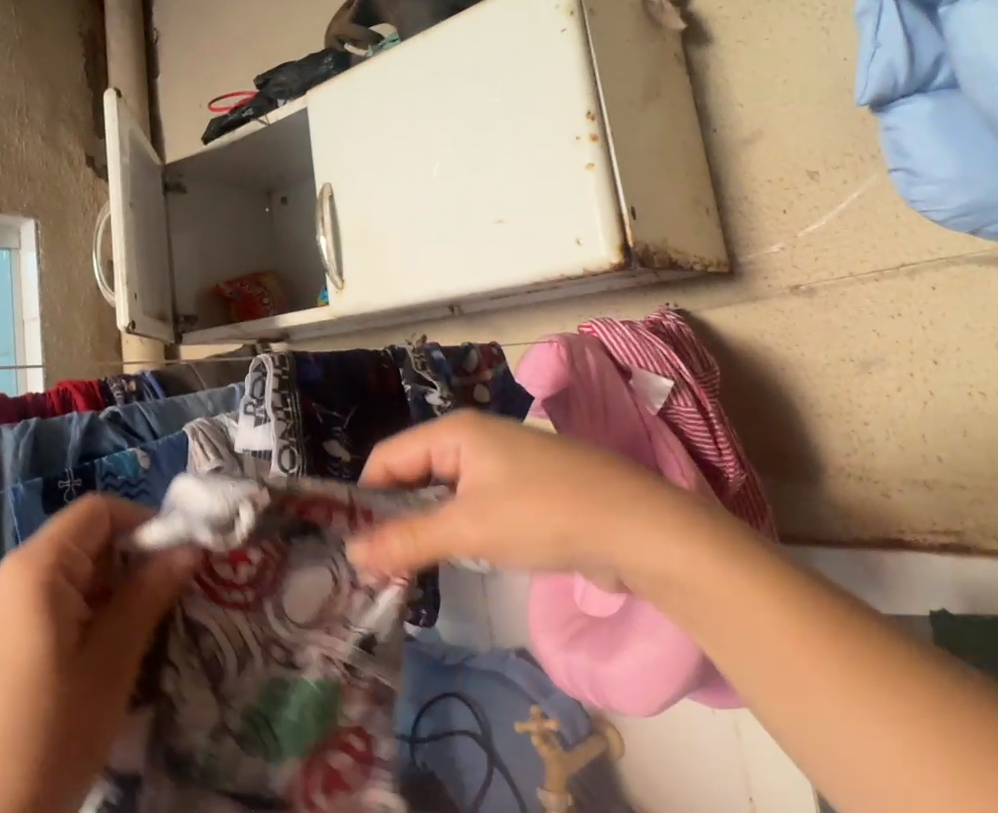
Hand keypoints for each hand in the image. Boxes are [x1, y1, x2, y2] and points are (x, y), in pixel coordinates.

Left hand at [0, 494, 198, 812]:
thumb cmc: (51, 734)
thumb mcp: (111, 664)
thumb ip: (148, 596)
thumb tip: (188, 548)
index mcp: (33, 568)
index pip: (95, 510)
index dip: (144, 522)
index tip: (183, 556)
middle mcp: (5, 575)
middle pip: (78, 541)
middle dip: (129, 561)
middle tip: (170, 601)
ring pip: (63, 575)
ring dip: (107, 591)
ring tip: (141, 634)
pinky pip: (41, 605)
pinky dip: (79, 614)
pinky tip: (98, 658)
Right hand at [346, 410, 716, 587]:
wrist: (646, 530)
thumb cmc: (546, 515)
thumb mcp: (469, 530)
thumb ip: (406, 541)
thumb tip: (350, 556)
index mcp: (454, 431)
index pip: (386, 459)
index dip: (366, 499)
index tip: (355, 546)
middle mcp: (475, 438)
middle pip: (413, 473)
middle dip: (395, 515)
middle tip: (379, 564)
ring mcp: (504, 463)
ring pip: (444, 492)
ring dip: (427, 526)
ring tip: (412, 566)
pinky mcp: (528, 490)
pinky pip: (475, 504)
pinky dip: (459, 528)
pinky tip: (461, 557)